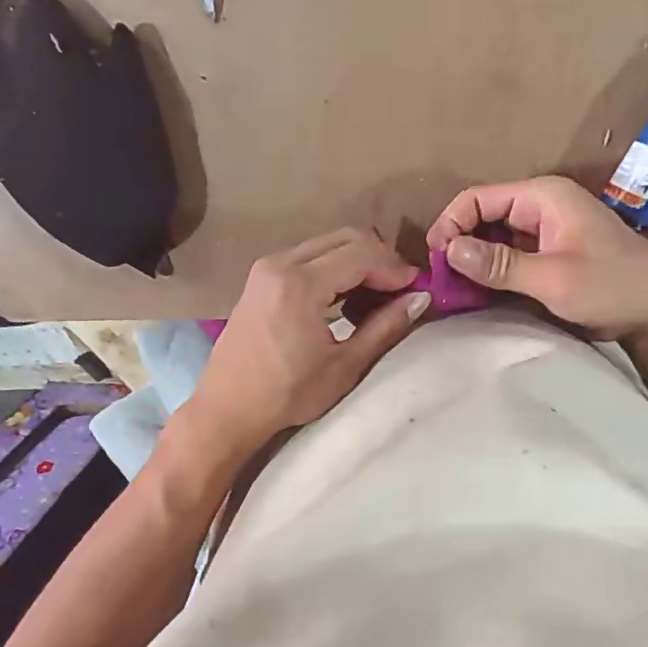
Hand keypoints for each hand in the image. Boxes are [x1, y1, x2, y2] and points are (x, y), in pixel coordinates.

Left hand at [187, 227, 430, 451]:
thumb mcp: (344, 366)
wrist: (227, 409)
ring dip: (354, 262)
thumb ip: (384, 327)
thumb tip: (420, 299)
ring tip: (374, 298)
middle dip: (378, 259)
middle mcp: (279, 264)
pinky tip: (343, 299)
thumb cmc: (286, 394)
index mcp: (299, 284)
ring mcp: (264, 269)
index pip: (362, 253)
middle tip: (398, 291)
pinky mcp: (258, 280)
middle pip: (344, 238)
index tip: (415, 289)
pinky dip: (331, 268)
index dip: (395, 268)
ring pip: (324, 245)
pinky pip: (305, 258)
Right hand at [425, 175, 647, 342]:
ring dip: (470, 262)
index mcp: (543, 197)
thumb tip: (448, 251)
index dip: (450, 225)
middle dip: (457, 245)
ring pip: (490, 239)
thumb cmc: (612, 287)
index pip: (477, 198)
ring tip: (452, 291)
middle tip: (440, 281)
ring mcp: (542, 233)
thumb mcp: (552, 277)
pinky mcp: (544, 256)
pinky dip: (486, 273)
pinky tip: (474, 294)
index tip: (434, 262)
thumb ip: (499, 264)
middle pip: (480, 216)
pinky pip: (504, 258)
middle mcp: (539, 208)